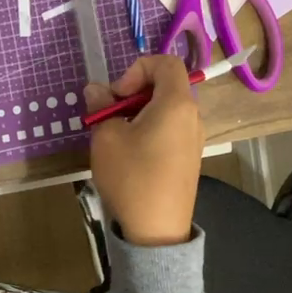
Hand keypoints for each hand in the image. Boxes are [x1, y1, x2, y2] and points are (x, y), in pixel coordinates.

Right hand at [84, 55, 203, 245]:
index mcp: (176, 103)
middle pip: (165, 86)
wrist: (155, 230)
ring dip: (138, 112)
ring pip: (165, 109)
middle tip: (109, 115)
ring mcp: (194, 139)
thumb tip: (97, 89)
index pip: (166, 63)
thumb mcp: (106, 137)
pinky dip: (149, 129)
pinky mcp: (188, 158)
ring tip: (115, 136)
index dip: (137, 68)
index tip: (116, 95)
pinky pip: (169, 129)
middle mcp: (192, 116)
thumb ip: (101, 106)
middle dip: (133, 92)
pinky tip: (129, 153)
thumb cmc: (131, 177)